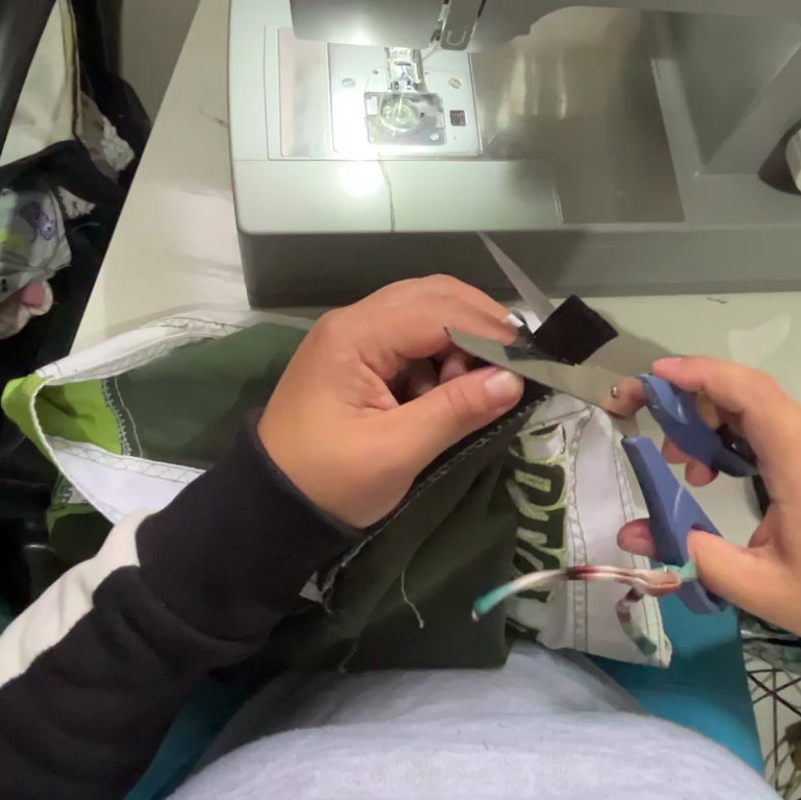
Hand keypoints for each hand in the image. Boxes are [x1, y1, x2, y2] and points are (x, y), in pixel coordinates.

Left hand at [257, 276, 525, 527]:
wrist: (271, 504)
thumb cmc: (330, 481)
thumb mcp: (397, 451)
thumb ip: (456, 411)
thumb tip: (514, 380)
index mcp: (355, 336)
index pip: (437, 310)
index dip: (488, 330)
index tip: (529, 360)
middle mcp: (354, 321)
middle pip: (432, 295)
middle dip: (479, 323)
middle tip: (515, 363)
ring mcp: (354, 334)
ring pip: (424, 309)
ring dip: (461, 336)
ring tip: (480, 381)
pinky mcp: (358, 354)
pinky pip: (410, 334)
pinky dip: (441, 351)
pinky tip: (451, 386)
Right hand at [616, 357, 800, 658]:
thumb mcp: (759, 590)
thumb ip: (692, 554)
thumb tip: (628, 532)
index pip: (754, 395)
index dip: (702, 375)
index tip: (654, 377)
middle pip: (751, 392)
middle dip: (691, 397)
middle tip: (647, 425)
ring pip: (762, 405)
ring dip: (713, 418)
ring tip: (685, 465)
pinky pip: (777, 423)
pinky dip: (737, 432)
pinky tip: (719, 468)